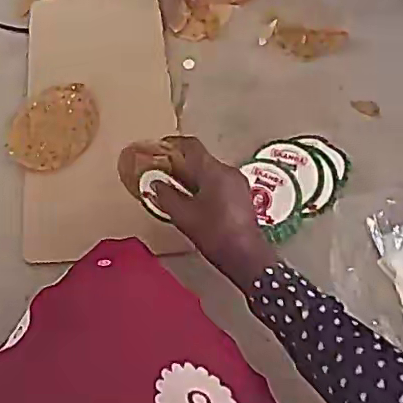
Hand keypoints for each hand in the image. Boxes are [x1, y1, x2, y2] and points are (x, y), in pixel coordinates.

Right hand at [144, 136, 277, 283]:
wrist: (246, 257)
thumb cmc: (215, 234)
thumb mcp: (184, 216)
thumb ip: (167, 196)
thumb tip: (155, 183)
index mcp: (215, 171)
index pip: (192, 146)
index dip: (172, 144)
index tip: (158, 148)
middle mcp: (229, 172)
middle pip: (201, 159)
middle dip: (179, 163)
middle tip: (160, 169)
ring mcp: (237, 184)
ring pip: (209, 171)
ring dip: (190, 175)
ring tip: (171, 185)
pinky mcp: (241, 197)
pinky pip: (218, 183)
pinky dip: (202, 185)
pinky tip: (190, 199)